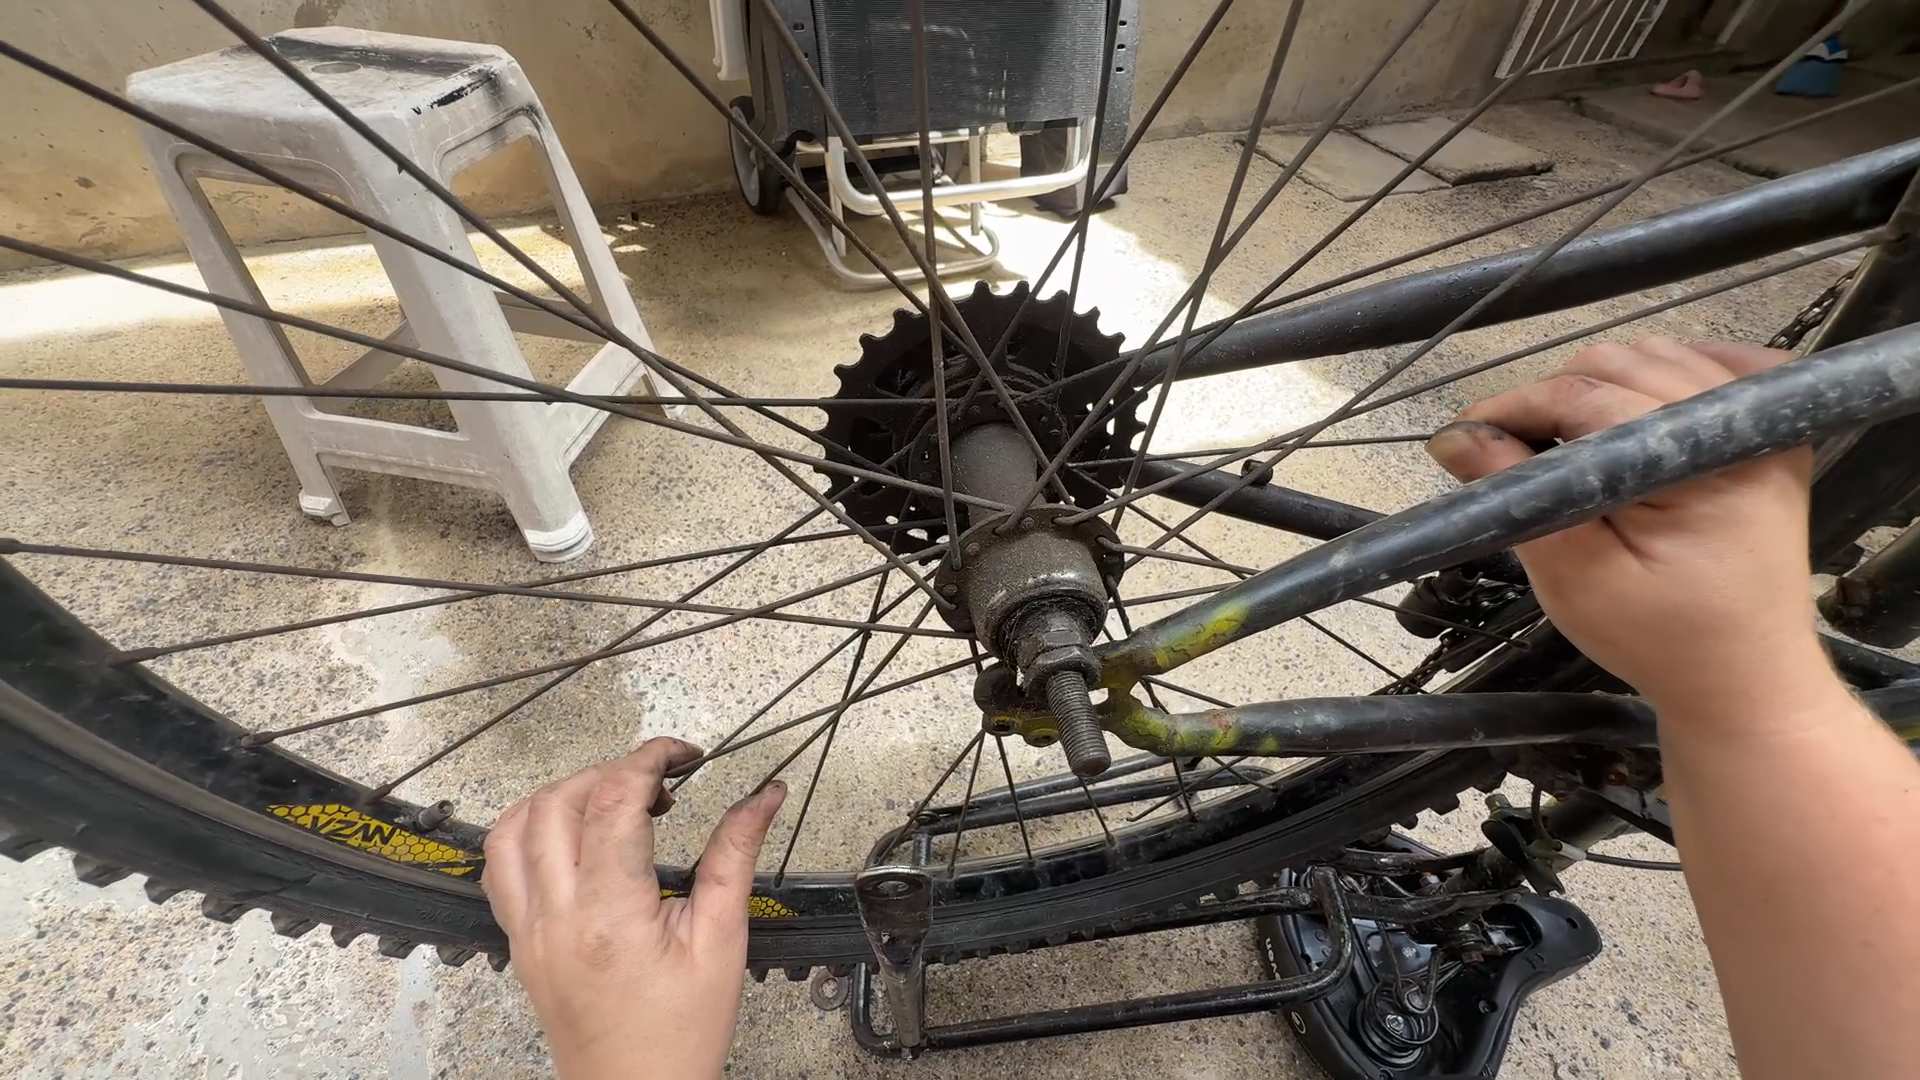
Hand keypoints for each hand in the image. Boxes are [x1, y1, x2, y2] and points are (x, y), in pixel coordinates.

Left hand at [482, 738, 786, 1079]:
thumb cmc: (684, 1027)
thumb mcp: (723, 935)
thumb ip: (737, 853)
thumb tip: (766, 793)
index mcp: (608, 914)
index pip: (613, 801)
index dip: (650, 759)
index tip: (686, 754)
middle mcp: (554, 916)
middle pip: (557, 802)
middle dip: (612, 770)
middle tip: (662, 782)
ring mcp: (525, 929)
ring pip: (513, 827)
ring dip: (566, 792)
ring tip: (619, 800)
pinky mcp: (518, 939)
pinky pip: (500, 864)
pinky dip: (532, 826)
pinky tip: (578, 833)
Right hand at [1425, 338, 1825, 716]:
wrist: (1737, 673)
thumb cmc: (1653, 633)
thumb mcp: (1570, 571)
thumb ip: (1517, 498)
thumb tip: (1452, 438)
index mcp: (1704, 461)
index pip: (1583, 397)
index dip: (1507, 409)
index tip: (1455, 441)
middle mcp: (1745, 425)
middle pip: (1614, 365)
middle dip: (1543, 400)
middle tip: (1505, 454)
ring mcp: (1761, 424)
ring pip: (1648, 357)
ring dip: (1585, 390)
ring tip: (1551, 445)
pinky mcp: (1761, 433)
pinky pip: (1698, 367)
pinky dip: (1645, 379)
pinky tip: (1618, 416)